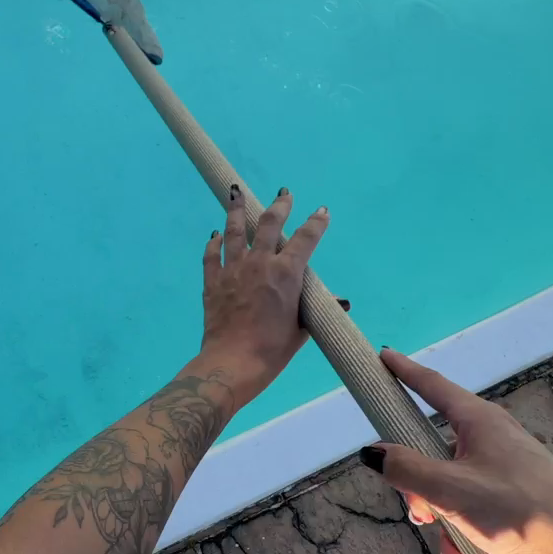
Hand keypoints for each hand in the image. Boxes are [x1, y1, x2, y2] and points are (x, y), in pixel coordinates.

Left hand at [197, 186, 327, 406]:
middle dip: (279, 206)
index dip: (316, 223)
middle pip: (269, 224)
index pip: (306, 239)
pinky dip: (214, 243)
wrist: (234, 360)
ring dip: (236, 210)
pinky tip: (216, 235)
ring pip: (234, 231)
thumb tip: (341, 302)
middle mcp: (259, 262)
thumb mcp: (302, 328)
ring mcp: (233, 269)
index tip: (322, 211)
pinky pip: (212, 255)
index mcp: (286, 273)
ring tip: (235, 192)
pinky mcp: (212, 280)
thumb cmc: (274, 348)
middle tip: (284, 194)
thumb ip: (317, 308)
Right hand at [360, 349, 552, 553]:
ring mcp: (511, 473)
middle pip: (437, 453)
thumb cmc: (520, 512)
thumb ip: (406, 469)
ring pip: (457, 492)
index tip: (383, 357)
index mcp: (478, 421)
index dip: (404, 371)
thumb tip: (371, 451)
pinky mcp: (525, 505)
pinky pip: (483, 516)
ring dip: (448, 529)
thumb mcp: (450, 490)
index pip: (432, 385)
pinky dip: (473, 544)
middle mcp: (494, 440)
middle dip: (422, 490)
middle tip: (420, 514)